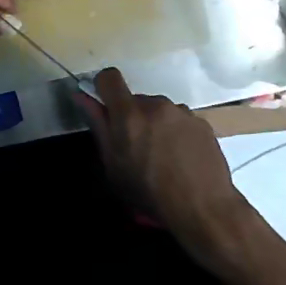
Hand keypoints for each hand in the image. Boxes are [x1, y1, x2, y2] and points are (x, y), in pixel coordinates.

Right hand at [77, 68, 247, 247]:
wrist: (202, 206)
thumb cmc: (149, 193)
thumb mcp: (114, 167)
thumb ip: (100, 128)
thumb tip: (83, 98)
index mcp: (129, 115)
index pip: (109, 78)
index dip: (103, 87)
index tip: (105, 106)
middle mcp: (157, 105)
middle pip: (137, 100)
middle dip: (132, 117)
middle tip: (136, 148)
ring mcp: (182, 112)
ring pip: (160, 111)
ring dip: (156, 125)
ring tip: (163, 157)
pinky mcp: (202, 122)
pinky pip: (180, 121)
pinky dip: (176, 133)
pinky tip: (181, 158)